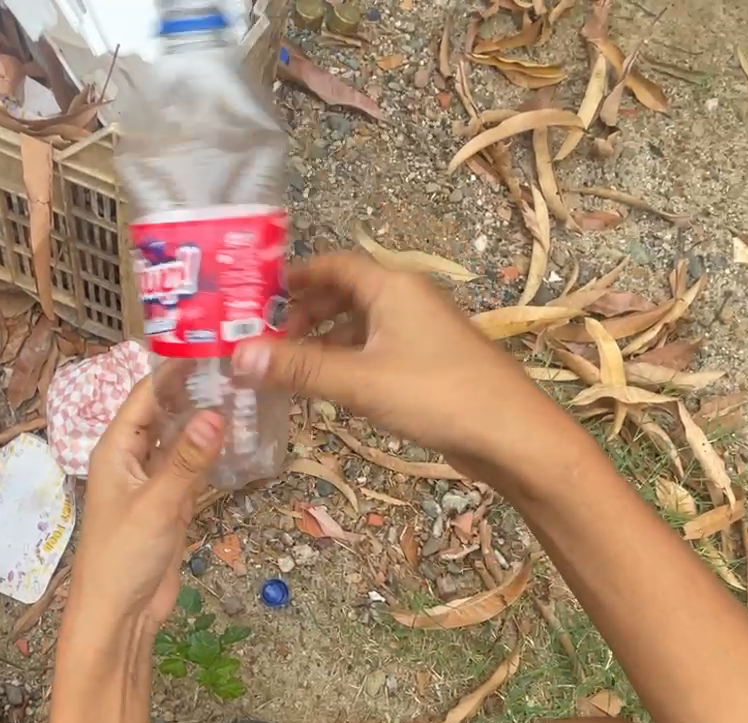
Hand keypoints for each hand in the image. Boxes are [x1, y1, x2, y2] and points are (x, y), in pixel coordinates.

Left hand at [64, 376, 222, 637]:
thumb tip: (217, 413)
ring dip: (205, 425)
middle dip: (196, 393)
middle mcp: (132, 458)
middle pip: (164, 414)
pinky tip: (239, 441)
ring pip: (180, 442)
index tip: (214, 347)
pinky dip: (211, 457)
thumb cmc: (124, 556)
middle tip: (241, 369)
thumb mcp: (157, 504)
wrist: (120, 614)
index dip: (176, 370)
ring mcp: (152, 481)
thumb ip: (187, 460)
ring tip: (247, 397)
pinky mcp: (170, 504)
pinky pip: (191, 470)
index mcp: (116, 448)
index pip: (145, 394)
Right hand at [235, 253, 539, 465]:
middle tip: (266, 338)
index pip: (335, 264)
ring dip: (323, 340)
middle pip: (345, 293)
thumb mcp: (358, 381)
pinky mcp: (426, 363)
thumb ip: (298, 368)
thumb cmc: (435, 394)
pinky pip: (374, 350)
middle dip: (304, 311)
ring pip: (359, 325)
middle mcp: (406, 299)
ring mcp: (419, 332)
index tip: (258, 296)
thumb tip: (237, 357)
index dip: (295, 275)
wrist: (510, 434)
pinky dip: (345, 361)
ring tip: (287, 365)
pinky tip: (326, 386)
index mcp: (392, 287)